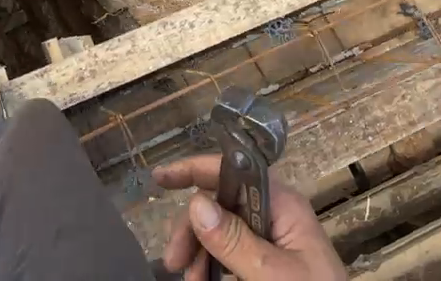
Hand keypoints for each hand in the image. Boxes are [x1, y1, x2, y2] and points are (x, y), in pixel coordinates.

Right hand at [154, 155, 347, 280]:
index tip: (159, 179)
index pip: (231, 169)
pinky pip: (232, 255)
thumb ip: (235, 241)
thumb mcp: (272, 277)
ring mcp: (273, 240)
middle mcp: (275, 215)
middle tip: (172, 263)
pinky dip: (213, 267)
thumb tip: (195, 202)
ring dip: (199, 254)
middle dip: (192, 229)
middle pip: (219, 203)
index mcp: (282, 205)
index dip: (193, 169)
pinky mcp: (271, 265)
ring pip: (221, 232)